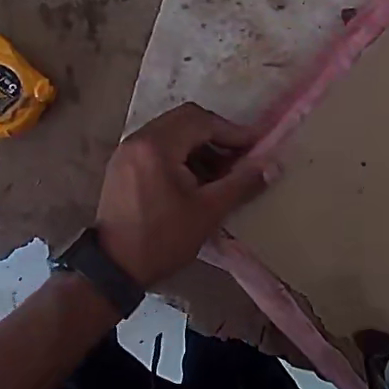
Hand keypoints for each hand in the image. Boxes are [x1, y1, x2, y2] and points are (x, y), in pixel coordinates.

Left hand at [94, 103, 275, 286]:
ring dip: (199, 145)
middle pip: (185, 120)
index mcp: (157, 146)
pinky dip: (181, 155)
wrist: (114, 268)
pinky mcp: (122, 166)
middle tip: (240, 156)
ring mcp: (126, 152)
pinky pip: (157, 147)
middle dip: (216, 135)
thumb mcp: (208, 211)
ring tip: (221, 171)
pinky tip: (196, 179)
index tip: (257, 146)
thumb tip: (273, 166)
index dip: (233, 132)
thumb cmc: (163, 239)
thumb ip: (242, 183)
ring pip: (171, 133)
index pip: (202, 122)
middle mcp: (138, 140)